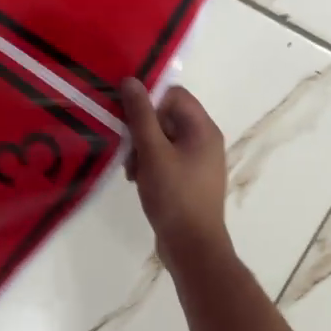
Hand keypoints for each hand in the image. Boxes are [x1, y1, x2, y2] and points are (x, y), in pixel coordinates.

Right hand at [119, 78, 230, 264]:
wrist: (193, 250)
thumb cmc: (175, 196)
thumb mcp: (153, 152)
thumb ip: (141, 115)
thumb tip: (131, 80)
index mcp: (202, 129)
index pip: (174, 95)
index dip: (149, 100)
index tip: (128, 115)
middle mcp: (204, 140)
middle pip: (166, 116)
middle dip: (141, 128)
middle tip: (126, 147)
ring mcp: (197, 161)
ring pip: (162, 137)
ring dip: (142, 147)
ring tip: (130, 169)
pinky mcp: (188, 179)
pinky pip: (165, 157)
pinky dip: (149, 162)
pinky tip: (137, 179)